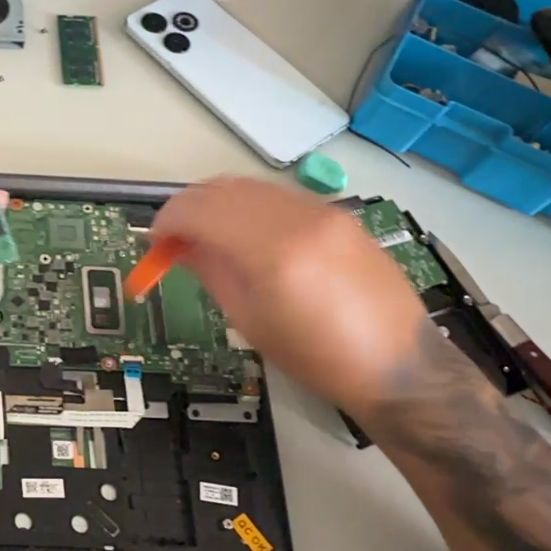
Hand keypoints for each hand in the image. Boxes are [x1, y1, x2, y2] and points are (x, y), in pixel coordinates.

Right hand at [151, 178, 439, 419]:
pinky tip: (244, 237)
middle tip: (171, 241)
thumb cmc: (316, 356)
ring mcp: (324, 211)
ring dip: (217, 204)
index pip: (200, 210)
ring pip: (250, 187)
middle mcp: (299, 218)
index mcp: (272, 252)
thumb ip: (211, 272)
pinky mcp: (340, 215)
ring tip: (204, 239)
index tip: (153, 243)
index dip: (167, 222)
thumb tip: (179, 247)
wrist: (397, 363)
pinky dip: (248, 207)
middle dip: (187, 208)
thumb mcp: (249, 319)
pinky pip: (279, 197)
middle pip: (223, 189)